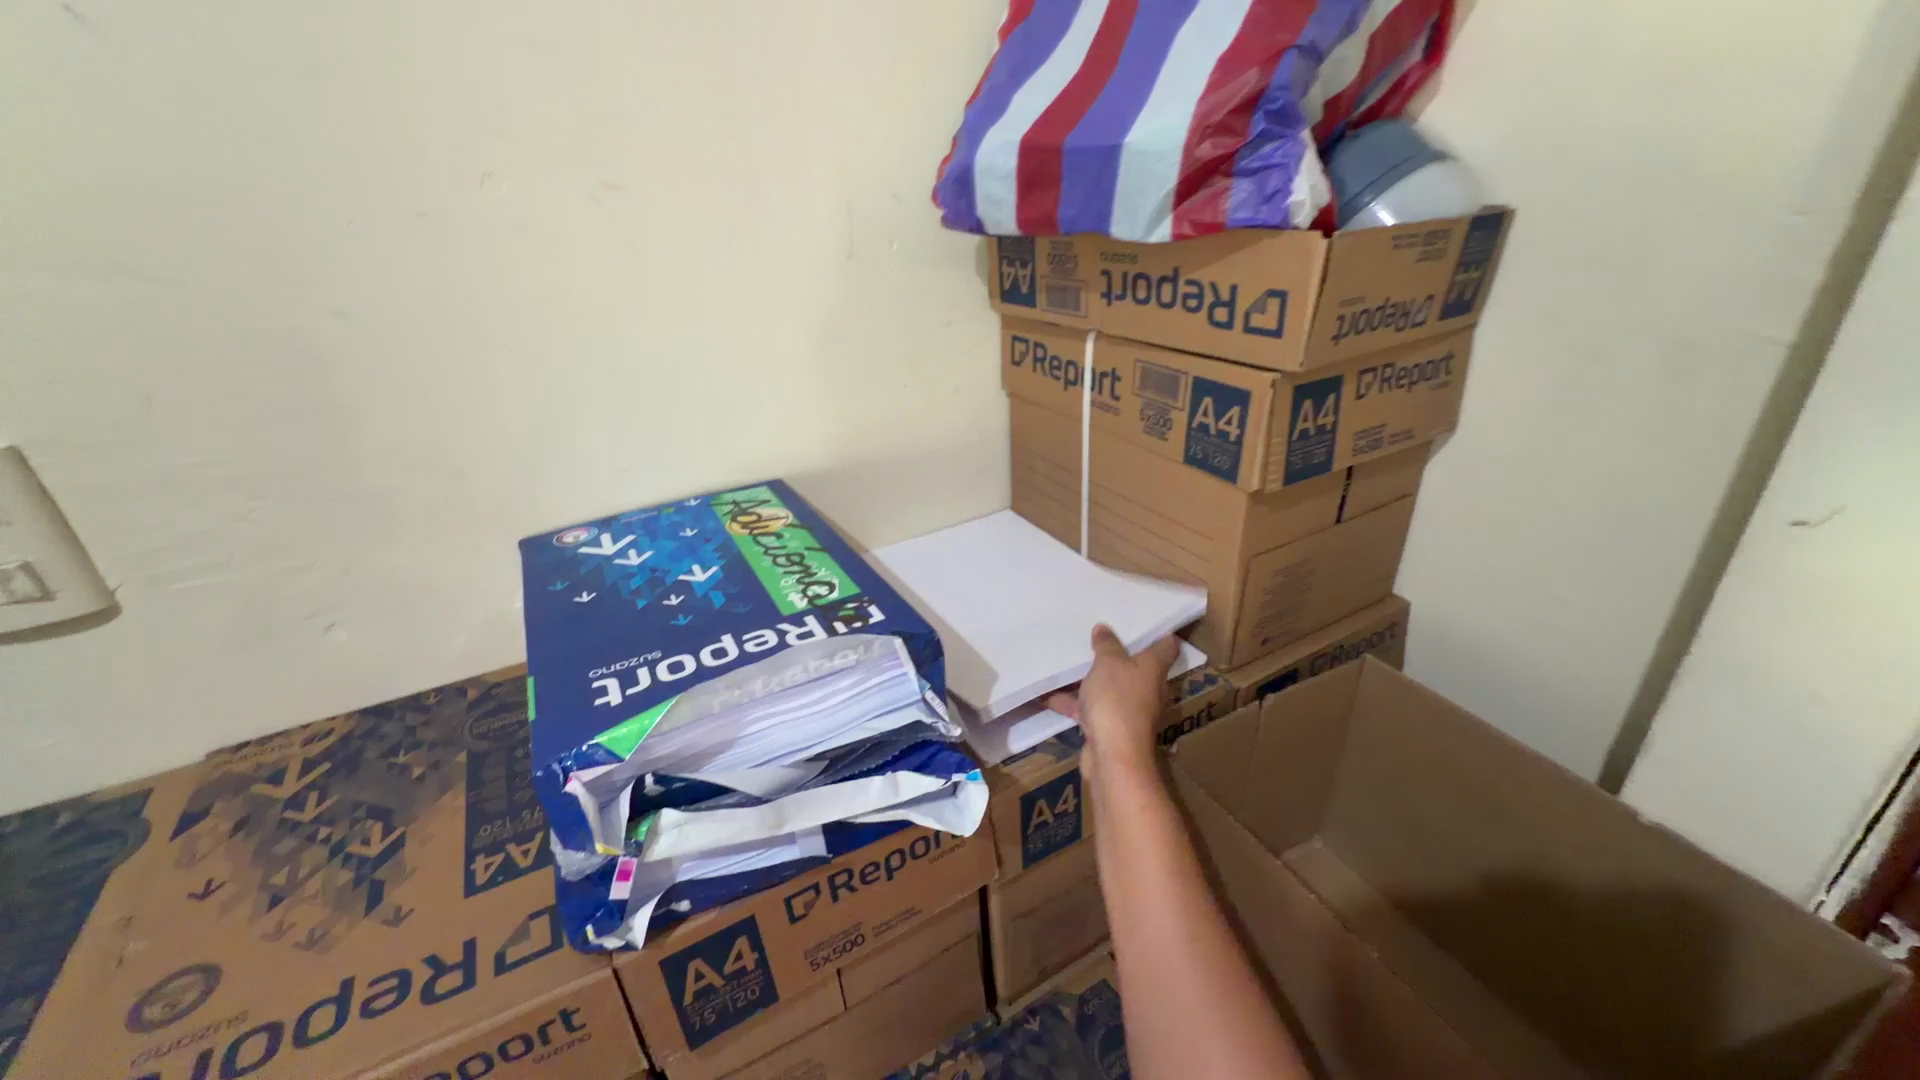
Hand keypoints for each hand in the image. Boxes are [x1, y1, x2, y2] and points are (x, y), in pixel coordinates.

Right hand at [1048, 625, 1180, 780]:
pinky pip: (1090, 709)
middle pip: (1135, 666)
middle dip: (1117, 653)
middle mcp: (1146, 689)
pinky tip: (1048, 694)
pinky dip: (1072, 703)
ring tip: (1069, 659)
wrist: (1113, 756)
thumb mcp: (1108, 664)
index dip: (1159, 632)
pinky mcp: (1109, 728)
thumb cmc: (1117, 700)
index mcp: (1154, 669)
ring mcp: (1128, 710)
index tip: (1143, 619)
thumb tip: (1104, 629)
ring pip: (1109, 688)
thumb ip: (1106, 645)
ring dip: (1090, 679)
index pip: (1167, 646)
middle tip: (1097, 633)